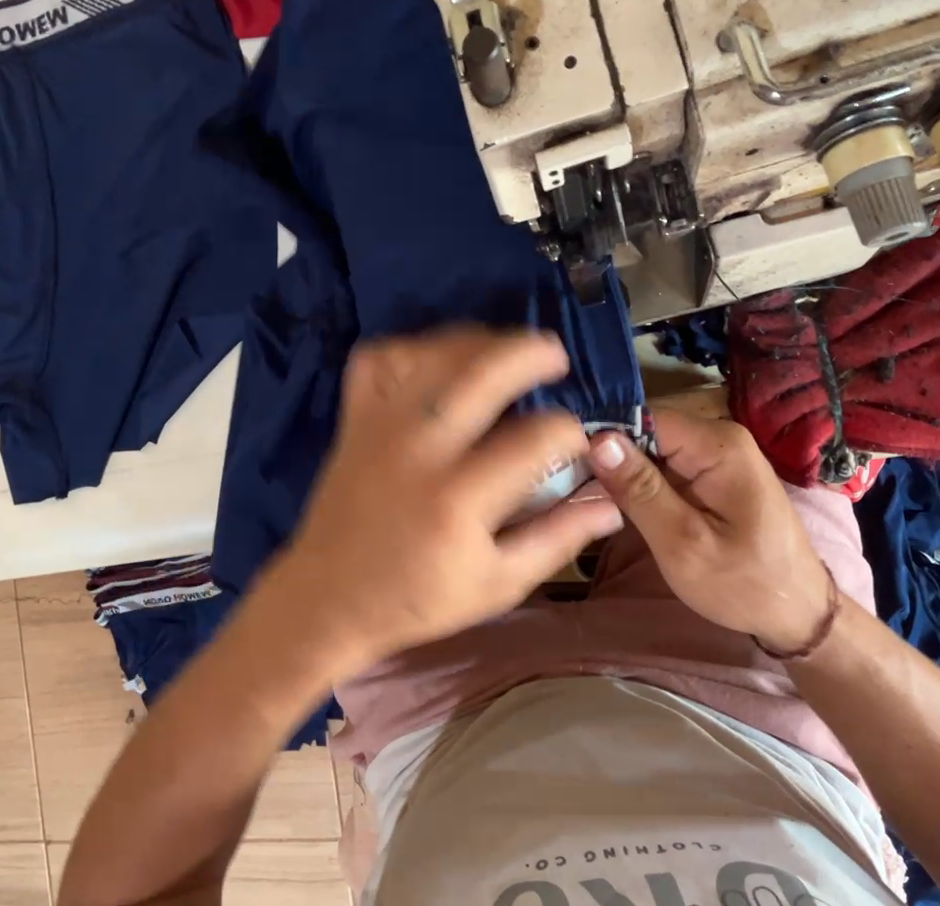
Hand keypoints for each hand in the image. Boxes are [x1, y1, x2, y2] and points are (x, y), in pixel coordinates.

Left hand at [263, 326, 625, 671]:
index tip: (576, 441)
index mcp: (460, 499)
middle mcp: (419, 450)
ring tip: (504, 352)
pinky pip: (379, 360)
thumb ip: (556, 538)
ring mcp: (380, 427)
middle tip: (555, 356)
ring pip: (432, 355)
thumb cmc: (417, 598)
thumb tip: (611, 503)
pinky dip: (412, 348)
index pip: (535, 439)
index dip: (570, 432)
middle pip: (481, 372)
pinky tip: (438, 363)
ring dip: (477, 341)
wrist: (328, 598)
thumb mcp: (497, 584)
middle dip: (529, 352)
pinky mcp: (354, 419)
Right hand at [587, 410, 832, 652]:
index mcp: (718, 445)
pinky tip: (616, 505)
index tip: (566, 465)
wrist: (798, 615)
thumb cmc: (744, 585)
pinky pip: (663, 466)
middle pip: (644, 430)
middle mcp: (719, 437)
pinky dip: (638, 484)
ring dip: (621, 473)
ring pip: (649, 449)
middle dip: (609, 456)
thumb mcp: (683, 543)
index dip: (603, 437)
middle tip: (571, 490)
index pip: (643, 417)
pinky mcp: (711, 474)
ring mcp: (716, 455)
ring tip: (587, 497)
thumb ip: (639, 489)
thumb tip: (596, 439)